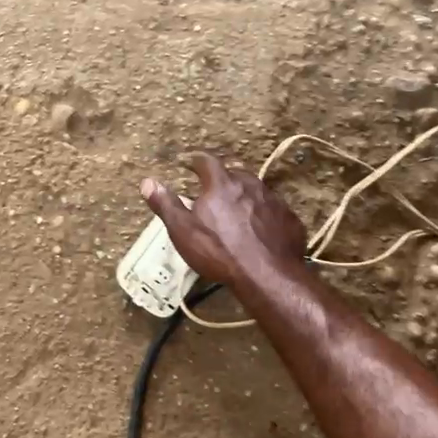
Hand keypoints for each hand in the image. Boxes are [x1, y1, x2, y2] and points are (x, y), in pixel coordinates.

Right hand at [140, 152, 308, 287]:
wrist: (268, 276)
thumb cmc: (219, 252)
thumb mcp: (183, 231)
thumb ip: (166, 205)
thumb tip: (147, 182)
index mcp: (221, 184)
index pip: (207, 161)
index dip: (197, 161)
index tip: (190, 164)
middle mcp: (249, 185)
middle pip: (235, 173)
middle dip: (224, 179)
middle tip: (214, 191)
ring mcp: (274, 202)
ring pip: (257, 191)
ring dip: (245, 196)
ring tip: (238, 211)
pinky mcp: (290, 220)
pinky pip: (274, 211)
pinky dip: (265, 215)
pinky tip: (261, 231)